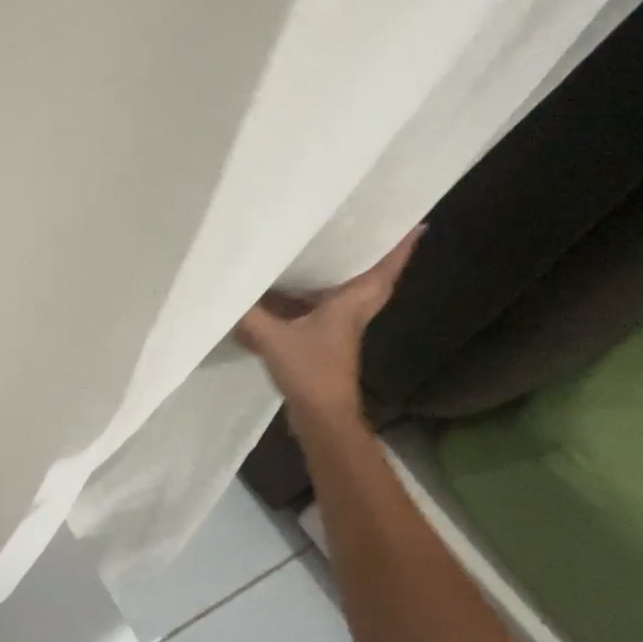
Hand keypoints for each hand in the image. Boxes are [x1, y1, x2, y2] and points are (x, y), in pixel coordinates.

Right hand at [234, 225, 424, 420]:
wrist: (321, 417)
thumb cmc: (311, 371)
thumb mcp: (273, 338)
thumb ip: (249, 314)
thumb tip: (224, 290)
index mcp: (349, 305)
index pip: (382, 272)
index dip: (399, 249)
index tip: (417, 224)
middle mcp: (350, 314)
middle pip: (370, 281)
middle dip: (374, 257)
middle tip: (370, 231)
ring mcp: (338, 331)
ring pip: (346, 295)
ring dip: (341, 275)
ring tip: (324, 252)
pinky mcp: (323, 345)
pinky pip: (322, 312)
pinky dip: (311, 299)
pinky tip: (285, 294)